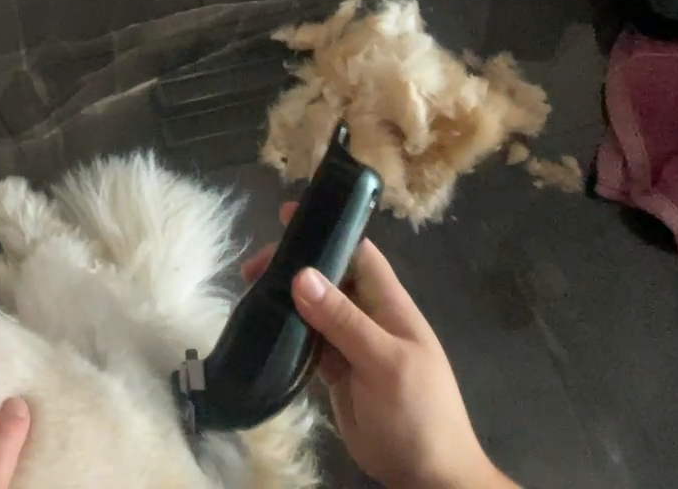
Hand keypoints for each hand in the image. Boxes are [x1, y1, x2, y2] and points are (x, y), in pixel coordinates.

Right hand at [243, 205, 515, 488]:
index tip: (287, 215)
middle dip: (292, 264)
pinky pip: (306, 338)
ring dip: (283, 296)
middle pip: (326, 275)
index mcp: (388, 303)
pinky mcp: (334, 370)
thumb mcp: (384, 362)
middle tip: (253, 269)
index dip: (328, 228)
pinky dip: (284, 329)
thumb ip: (343, 319)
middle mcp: (367, 315)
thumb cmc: (419, 413)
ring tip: (249, 292)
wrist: (428, 479)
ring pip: (311, 306)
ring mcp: (350, 343)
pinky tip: (261, 325)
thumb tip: (301, 273)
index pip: (357, 250)